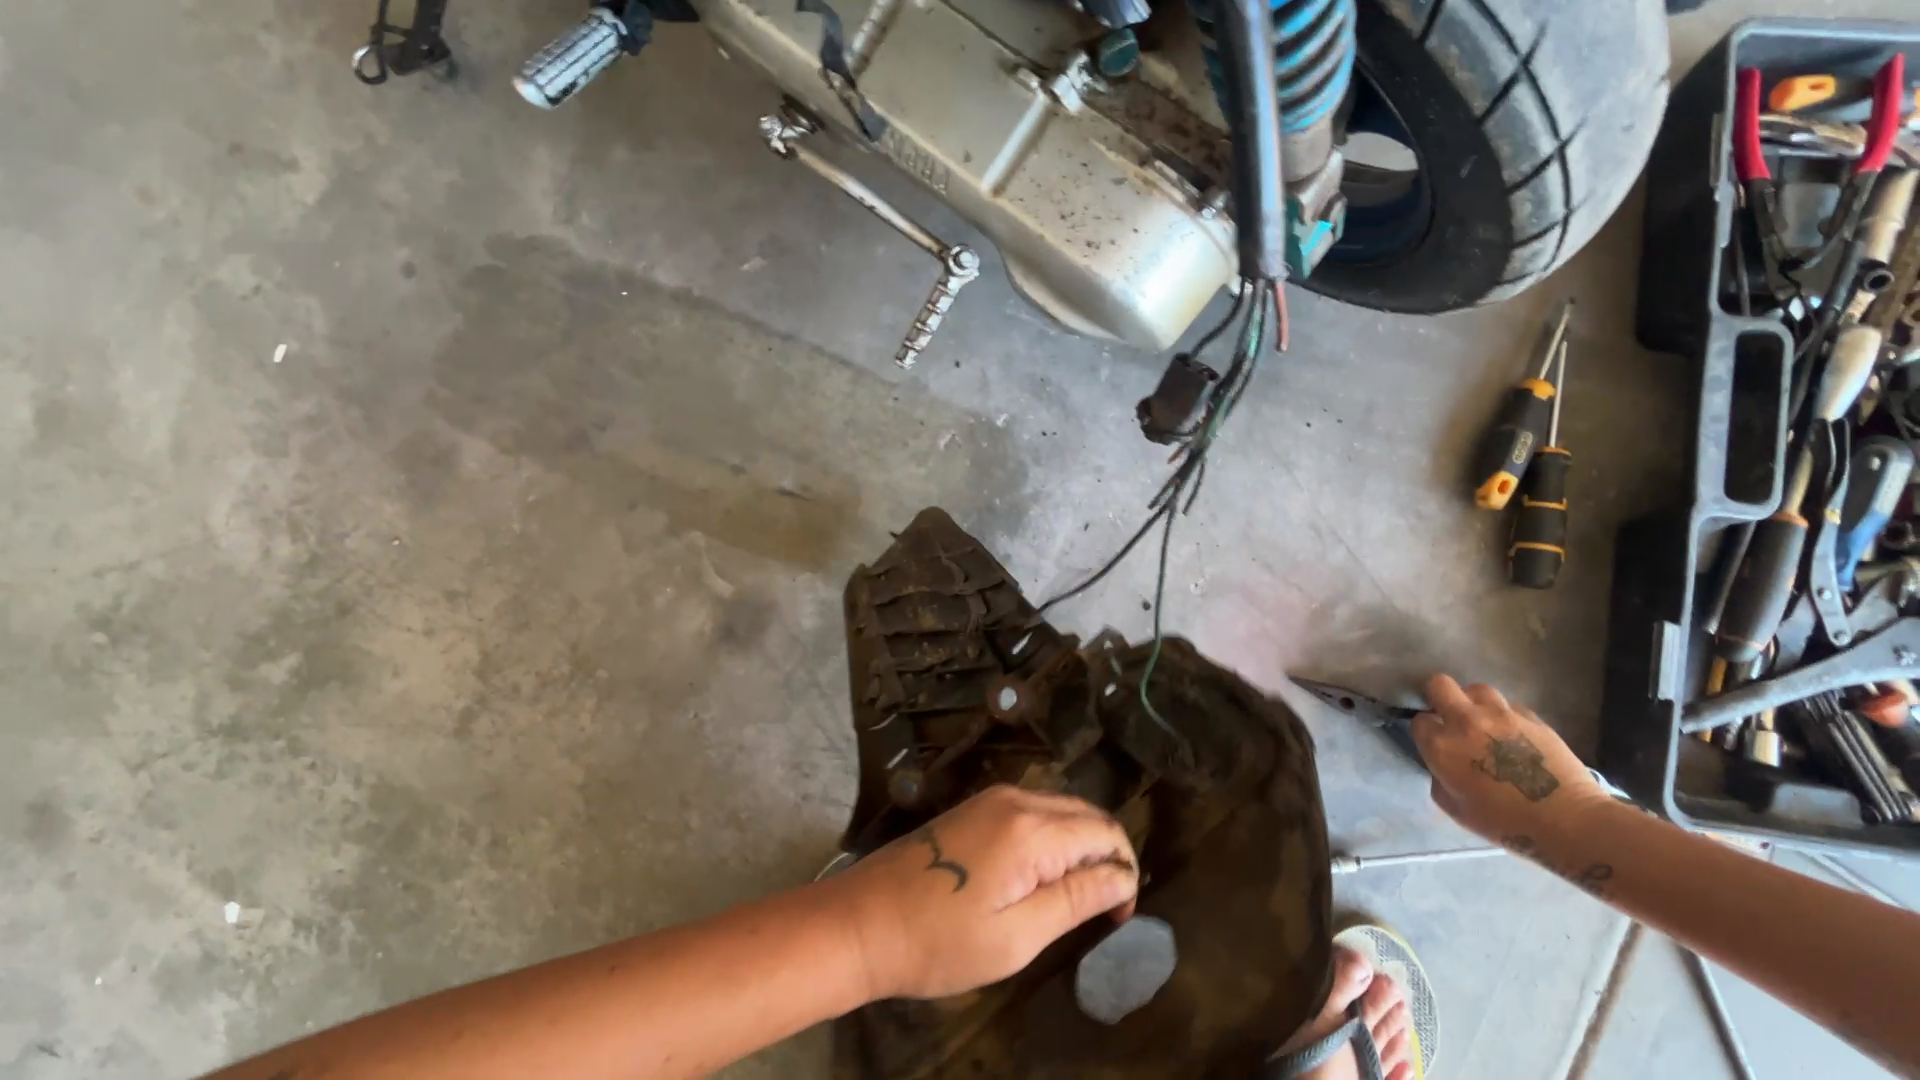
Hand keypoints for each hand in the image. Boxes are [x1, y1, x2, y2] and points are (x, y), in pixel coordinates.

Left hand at [828, 785, 1138, 1000]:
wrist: (861, 923)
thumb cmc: (939, 941)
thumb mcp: (1016, 937)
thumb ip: (1076, 901)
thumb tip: (1124, 878)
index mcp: (1031, 830)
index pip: (1106, 833)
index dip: (1124, 873)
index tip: (1117, 918)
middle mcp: (1015, 799)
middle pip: (1086, 814)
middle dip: (1106, 857)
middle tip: (1101, 910)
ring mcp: (990, 799)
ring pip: (1060, 811)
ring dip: (1079, 847)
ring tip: (1072, 899)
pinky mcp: (973, 808)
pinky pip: (1032, 812)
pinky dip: (1051, 839)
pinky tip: (1039, 877)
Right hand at [1410, 674, 1606, 841]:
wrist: (1568, 820)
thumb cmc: (1505, 822)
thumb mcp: (1455, 808)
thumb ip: (1440, 778)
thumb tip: (1445, 765)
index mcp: (1442, 745)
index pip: (1419, 721)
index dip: (1425, 730)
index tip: (1433, 742)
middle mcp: (1466, 721)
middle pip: (1439, 685)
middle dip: (1437, 695)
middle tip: (1447, 715)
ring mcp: (1501, 715)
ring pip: (1477, 690)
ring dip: (1474, 703)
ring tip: (1483, 723)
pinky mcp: (1532, 718)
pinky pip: (1510, 707)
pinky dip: (1506, 717)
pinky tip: (1514, 737)